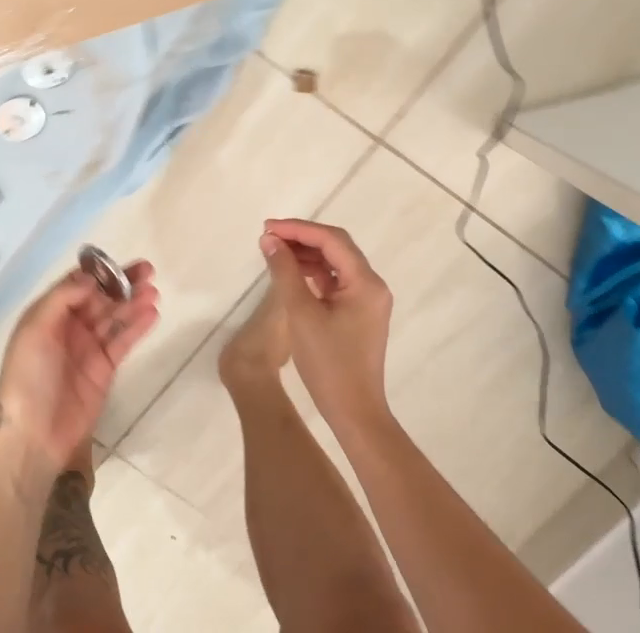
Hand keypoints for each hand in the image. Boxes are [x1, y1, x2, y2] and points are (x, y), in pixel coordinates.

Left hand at [0, 261, 159, 469]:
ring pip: (114, 317)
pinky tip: (152, 313)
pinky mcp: (104, 369)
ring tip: (154, 290)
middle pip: (99, 298)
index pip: (75, 285)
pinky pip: (123, 341)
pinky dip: (138, 326)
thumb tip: (90, 278)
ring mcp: (87, 349)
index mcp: (47, 315)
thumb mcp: (35, 330)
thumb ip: (62, 299)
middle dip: (122, 284)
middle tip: (148, 270)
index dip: (97, 273)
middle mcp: (67, 328)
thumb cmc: (28, 378)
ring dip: (133, 302)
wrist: (34, 435)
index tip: (119, 263)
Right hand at [260, 219, 394, 425]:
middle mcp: (372, 285)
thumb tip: (270, 241)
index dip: (298, 229)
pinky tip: (291, 274)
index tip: (267, 228)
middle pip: (336, 247)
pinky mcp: (358, 313)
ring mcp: (367, 300)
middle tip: (268, 236)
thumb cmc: (329, 364)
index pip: (332, 240)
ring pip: (335, 263)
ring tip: (274, 252)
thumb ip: (285, 272)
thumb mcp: (301, 314)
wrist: (354, 411)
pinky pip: (335, 281)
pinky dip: (313, 273)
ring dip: (306, 254)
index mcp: (365, 282)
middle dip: (302, 237)